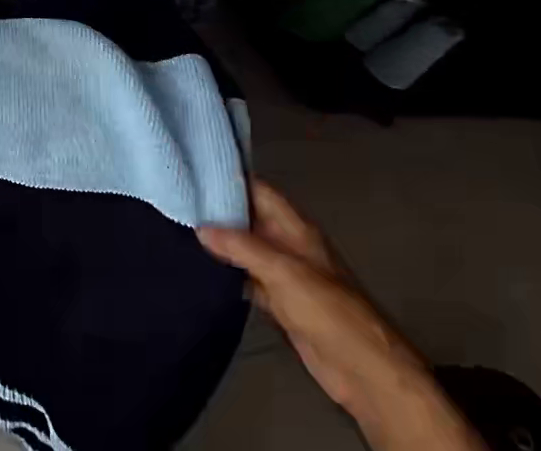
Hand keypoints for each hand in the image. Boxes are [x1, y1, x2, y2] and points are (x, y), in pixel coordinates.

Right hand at [199, 181, 482, 450]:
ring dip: (222, 246)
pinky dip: (229, 277)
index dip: (231, 180)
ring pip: (247, 251)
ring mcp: (284, 275)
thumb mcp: (282, 271)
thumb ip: (242, 247)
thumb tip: (201, 227)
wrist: (361, 368)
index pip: (259, 191)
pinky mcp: (280, 303)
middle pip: (250, 220)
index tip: (195, 172)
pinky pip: (249, 281)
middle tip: (179, 204)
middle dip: (220, 212)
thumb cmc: (327, 308)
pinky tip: (203, 274)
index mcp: (295, 227)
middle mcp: (288, 244)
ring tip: (181, 233)